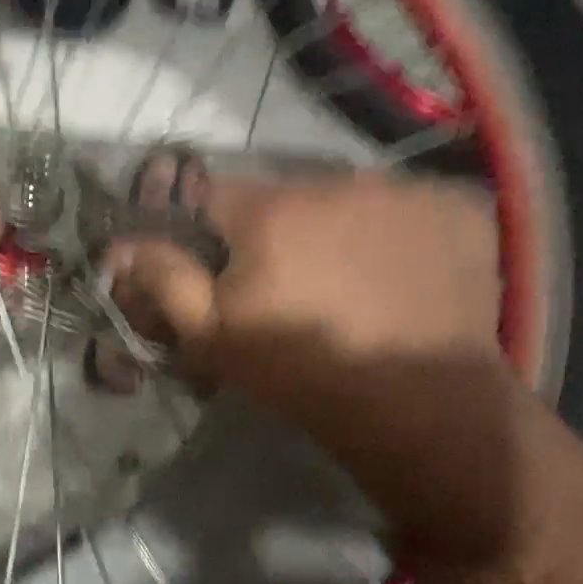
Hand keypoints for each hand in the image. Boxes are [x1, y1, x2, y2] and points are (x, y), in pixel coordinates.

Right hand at [108, 172, 517, 565]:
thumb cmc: (297, 370)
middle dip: (275, 233)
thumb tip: (120, 245)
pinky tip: (395, 280)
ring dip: (336, 230)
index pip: (214, 194)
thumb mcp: (211, 335)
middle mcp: (342, 180)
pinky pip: (408, 211)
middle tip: (283, 290)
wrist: (417, 402)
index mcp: (273, 208)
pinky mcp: (462, 209)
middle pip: (286, 196)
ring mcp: (409, 190)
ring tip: (345, 287)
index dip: (206, 233)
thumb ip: (164, 281)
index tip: (217, 273)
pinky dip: (395, 236)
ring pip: (349, 200)